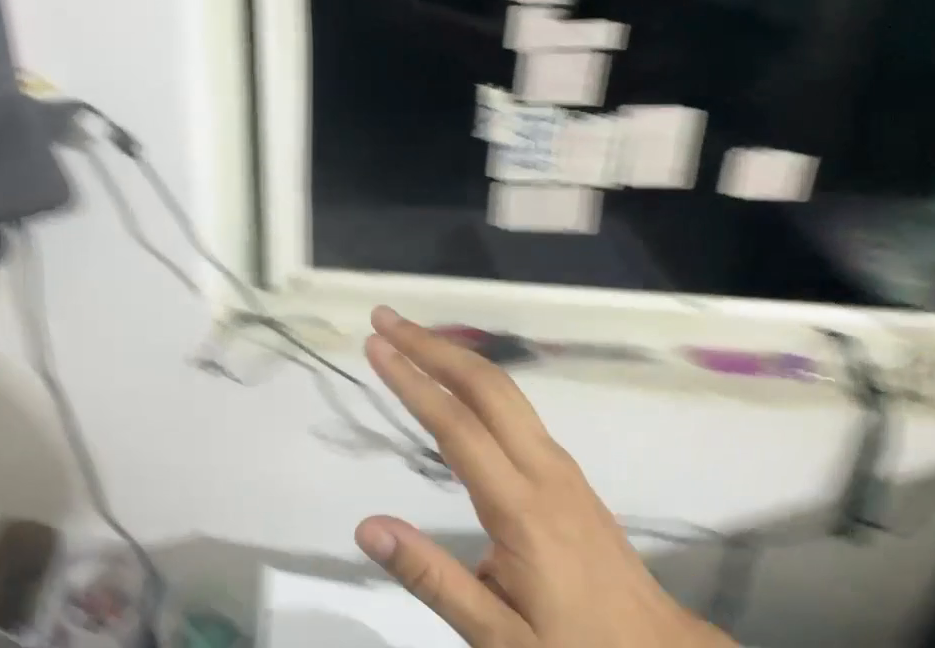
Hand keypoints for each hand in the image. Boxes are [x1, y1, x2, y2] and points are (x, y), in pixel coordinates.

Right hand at [355, 307, 734, 647]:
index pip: (457, 427)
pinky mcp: (567, 474)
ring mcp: (562, 468)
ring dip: (453, 355)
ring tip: (408, 336)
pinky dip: (475, 377)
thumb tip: (366, 527)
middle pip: (486, 387)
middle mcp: (545, 472)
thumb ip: (434, 581)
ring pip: (505, 391)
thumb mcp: (502, 641)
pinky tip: (455, 380)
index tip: (374, 345)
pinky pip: (516, 408)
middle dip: (431, 346)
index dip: (411, 381)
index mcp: (522, 510)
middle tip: (384, 317)